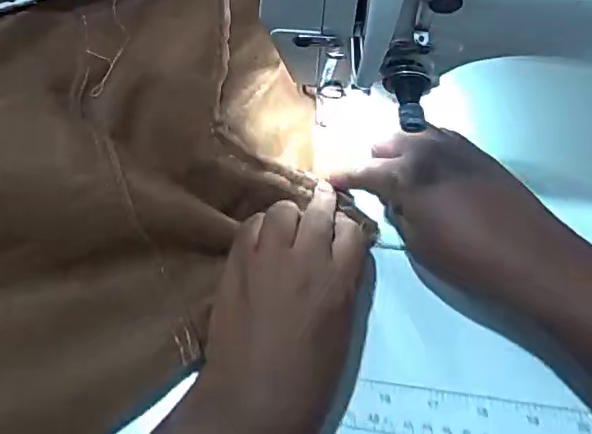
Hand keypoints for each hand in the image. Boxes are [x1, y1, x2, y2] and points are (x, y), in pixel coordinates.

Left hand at [166, 182, 370, 433]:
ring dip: (289, 214)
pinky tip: (261, 238)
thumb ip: (342, 287)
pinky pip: (252, 223)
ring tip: (288, 223)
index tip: (344, 224)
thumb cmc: (306, 378)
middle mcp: (305, 258)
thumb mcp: (340, 332)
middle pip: (318, 210)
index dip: (349, 225)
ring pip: (282, 209)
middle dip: (323, 201)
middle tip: (322, 196)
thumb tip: (340, 258)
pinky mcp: (238, 256)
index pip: (353, 231)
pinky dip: (260, 226)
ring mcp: (267, 253)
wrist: (252, 395)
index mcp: (338, 282)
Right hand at [327, 128, 591, 316]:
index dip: (342, 178)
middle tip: (377, 187)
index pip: (361, 171)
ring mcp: (451, 144)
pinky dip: (426, 149)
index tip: (327, 181)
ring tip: (405, 176)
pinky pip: (436, 138)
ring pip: (410, 136)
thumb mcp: (420, 245)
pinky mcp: (474, 150)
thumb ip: (397, 214)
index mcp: (404, 174)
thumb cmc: (474, 260)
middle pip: (384, 146)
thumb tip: (393, 200)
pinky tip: (433, 169)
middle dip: (375, 164)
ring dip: (400, 153)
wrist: (540, 260)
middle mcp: (422, 148)